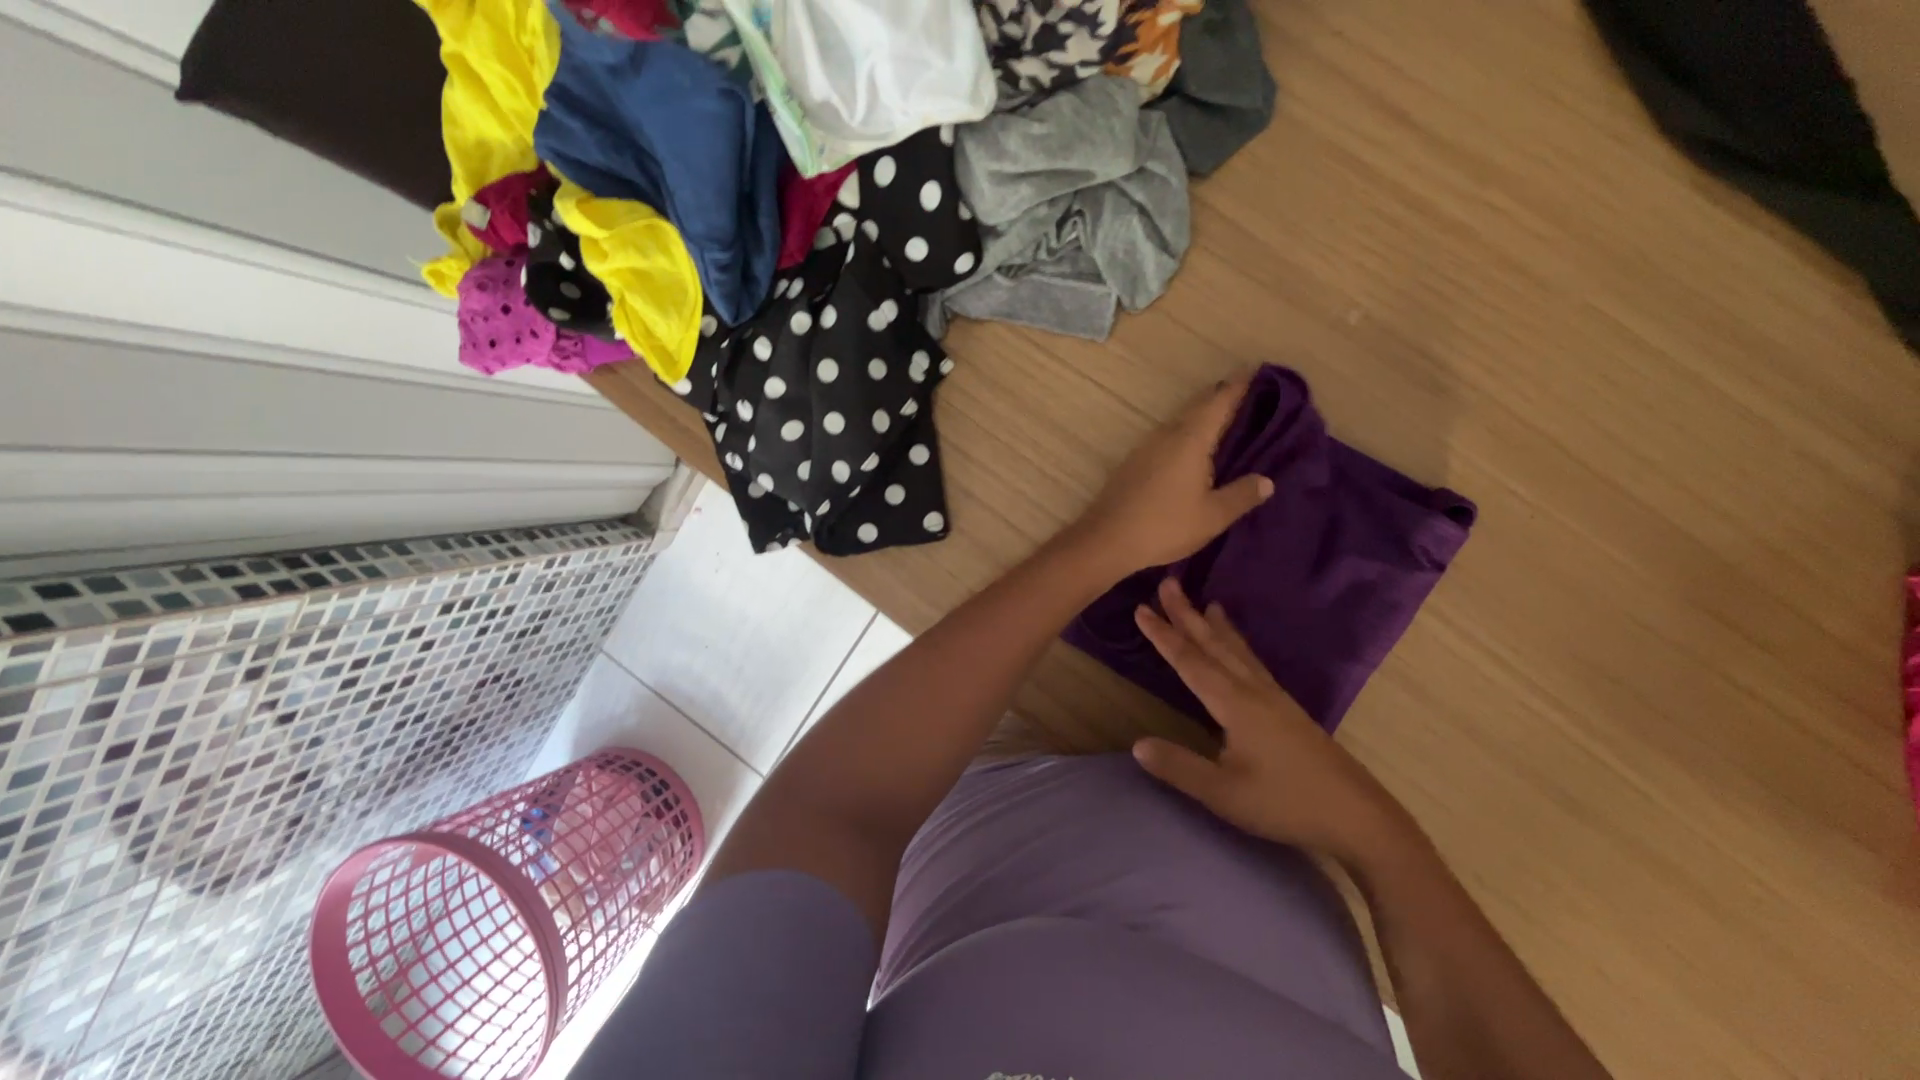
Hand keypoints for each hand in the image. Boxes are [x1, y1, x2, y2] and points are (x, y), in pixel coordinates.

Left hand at [1066, 376, 1272, 577]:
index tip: (1255, 370)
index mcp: (1190, 440)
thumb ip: (1241, 495)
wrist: (1106, 539)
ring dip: (1200, 414)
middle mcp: (1167, 435)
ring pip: (1179, 420)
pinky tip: (1190, 448)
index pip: (1219, 403)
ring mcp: (1146, 447)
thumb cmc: (1164, 526)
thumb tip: (1266, 481)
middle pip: (1197, 406)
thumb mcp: (1212, 516)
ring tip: (1222, 418)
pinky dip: (1185, 432)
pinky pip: (1166, 436)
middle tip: (1245, 392)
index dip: (1238, 386)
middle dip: (1220, 396)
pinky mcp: (1134, 462)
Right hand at [1130, 578, 1415, 863]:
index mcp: (1235, 704)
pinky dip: (1239, 647)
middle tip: (1169, 584)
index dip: (1164, 636)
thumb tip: (1137, 745)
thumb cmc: (1285, 803)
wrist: (1356, 815)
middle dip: (1189, 616)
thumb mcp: (1223, 792)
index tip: (1141, 609)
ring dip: (1217, 628)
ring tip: (1208, 604)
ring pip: (1239, 653)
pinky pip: (1254, 664)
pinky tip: (1241, 653)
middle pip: (1215, 646)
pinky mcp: (1289, 712)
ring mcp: (1276, 699)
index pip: (1190, 663)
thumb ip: (1178, 767)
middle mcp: (1254, 692)